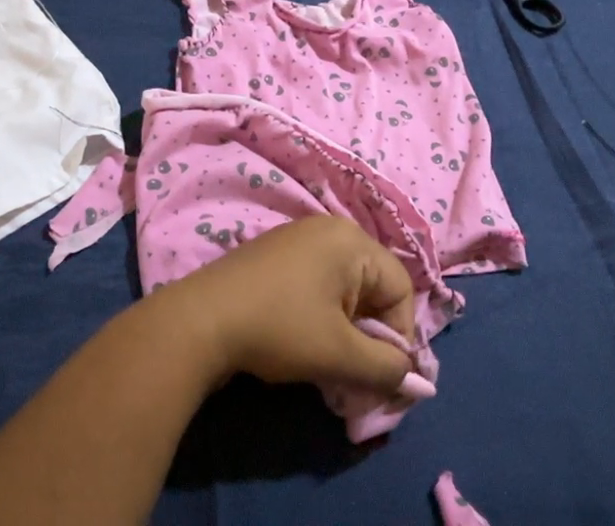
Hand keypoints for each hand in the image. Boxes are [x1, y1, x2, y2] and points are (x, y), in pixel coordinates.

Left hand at [150, 216, 416, 393]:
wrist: (198, 322)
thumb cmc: (279, 329)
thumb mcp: (340, 354)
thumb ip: (387, 369)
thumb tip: (416, 383)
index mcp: (352, 240)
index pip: (400, 290)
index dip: (399, 338)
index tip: (380, 375)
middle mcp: (329, 230)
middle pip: (373, 289)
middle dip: (370, 337)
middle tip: (353, 375)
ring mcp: (298, 240)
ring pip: (344, 293)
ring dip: (345, 334)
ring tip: (326, 366)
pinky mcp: (274, 258)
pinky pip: (317, 288)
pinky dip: (320, 319)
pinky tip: (301, 345)